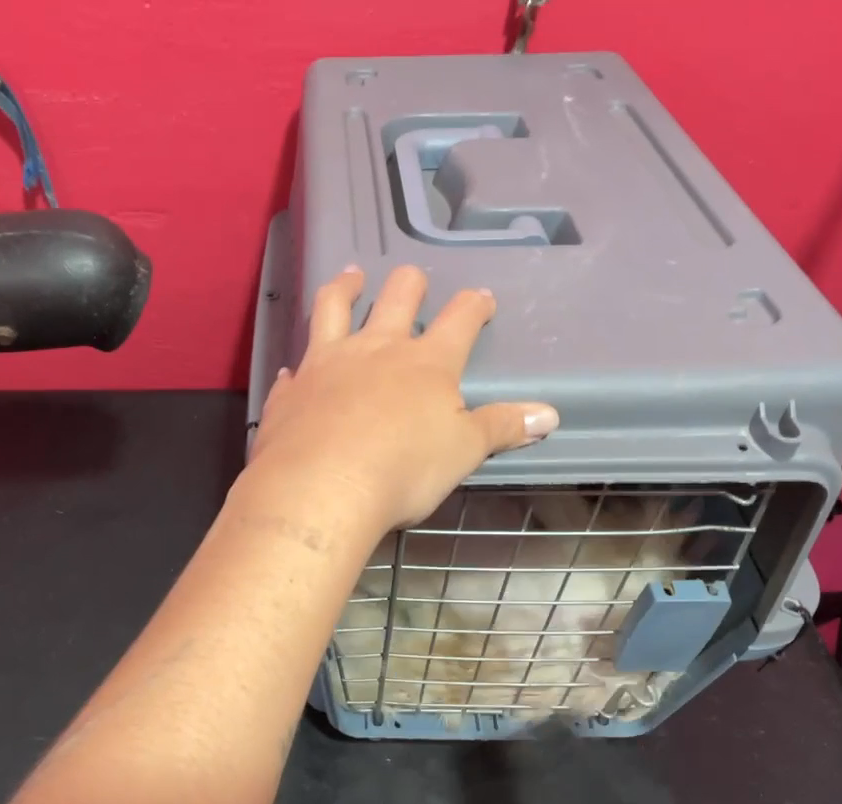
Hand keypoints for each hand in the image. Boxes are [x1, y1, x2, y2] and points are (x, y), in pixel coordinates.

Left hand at [246, 264, 557, 535]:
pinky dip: (298, 367)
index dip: (474, 306)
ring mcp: (327, 364)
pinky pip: (294, 370)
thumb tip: (550, 414)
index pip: (460, 320)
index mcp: (426, 362)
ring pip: (333, 309)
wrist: (320, 487)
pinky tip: (295, 370)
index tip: (481, 298)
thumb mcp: (463, 451)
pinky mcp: (290, 392)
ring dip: (345, 289)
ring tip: (351, 277)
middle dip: (409, 284)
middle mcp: (376, 349)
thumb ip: (502, 428)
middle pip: (396, 298)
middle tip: (413, 278)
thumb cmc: (403, 469)